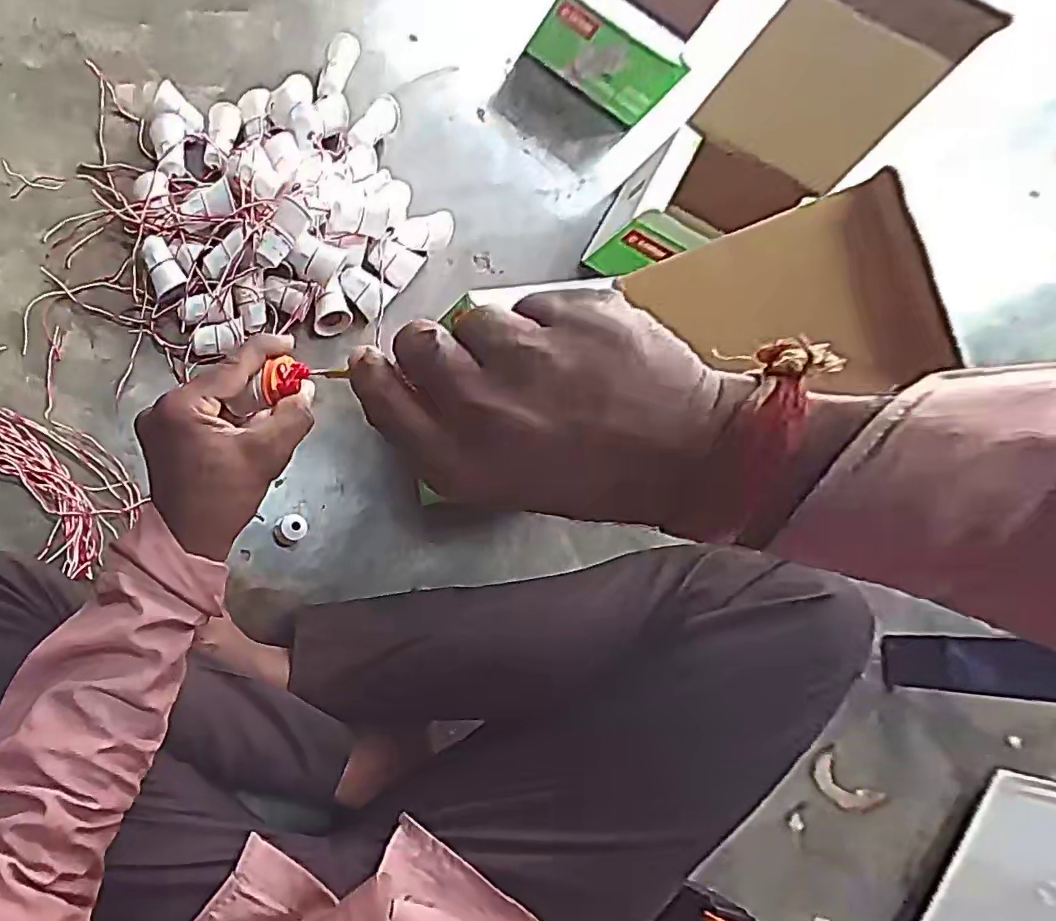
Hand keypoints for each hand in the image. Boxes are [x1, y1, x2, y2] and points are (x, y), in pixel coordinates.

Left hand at [137, 334, 315, 559]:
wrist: (188, 541)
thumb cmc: (221, 502)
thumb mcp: (265, 455)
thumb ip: (292, 416)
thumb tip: (304, 391)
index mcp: (181, 405)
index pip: (231, 366)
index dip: (265, 352)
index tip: (289, 346)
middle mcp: (162, 407)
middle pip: (221, 383)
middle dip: (257, 387)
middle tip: (287, 391)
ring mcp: (157, 423)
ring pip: (212, 400)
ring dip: (242, 405)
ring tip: (268, 419)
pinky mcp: (160, 438)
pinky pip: (201, 415)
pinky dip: (226, 419)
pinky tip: (245, 432)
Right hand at [349, 290, 752, 534]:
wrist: (683, 453)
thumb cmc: (578, 478)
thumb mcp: (488, 483)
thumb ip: (433, 439)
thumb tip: (401, 387)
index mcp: (456, 456)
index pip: (382, 397)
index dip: (372, 372)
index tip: (374, 360)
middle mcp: (481, 405)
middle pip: (416, 342)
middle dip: (425, 342)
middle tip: (457, 354)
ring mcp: (530, 354)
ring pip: (473, 316)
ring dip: (490, 334)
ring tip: (531, 359)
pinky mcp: (576, 313)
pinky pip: (530, 303)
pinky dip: (542, 322)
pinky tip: (572, 350)